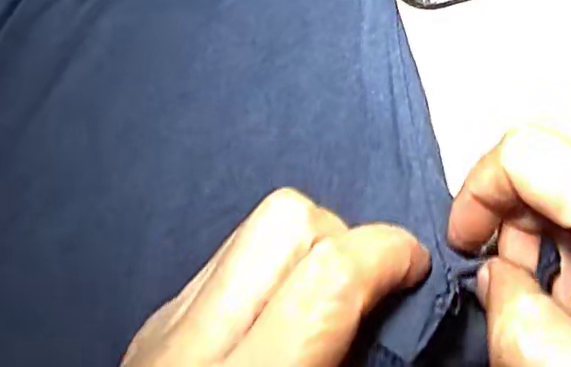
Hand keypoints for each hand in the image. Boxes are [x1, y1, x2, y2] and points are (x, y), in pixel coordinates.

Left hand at [123, 188, 429, 366]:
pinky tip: (280, 320)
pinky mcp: (153, 328)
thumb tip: (398, 319)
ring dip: (308, 248)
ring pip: (255, 226)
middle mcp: (190, 349)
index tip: (417, 270)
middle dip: (343, 238)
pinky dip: (272, 270)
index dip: (390, 255)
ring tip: (327, 302)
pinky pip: (229, 258)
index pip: (326, 276)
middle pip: (286, 221)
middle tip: (367, 290)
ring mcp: (163, 330)